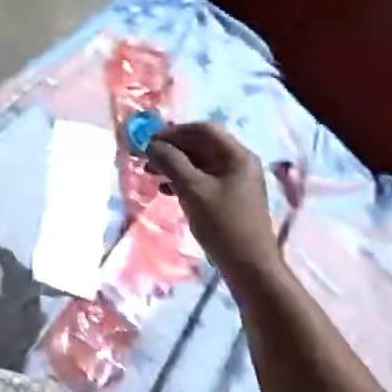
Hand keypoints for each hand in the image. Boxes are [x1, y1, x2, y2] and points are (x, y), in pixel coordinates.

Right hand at [145, 123, 279, 275]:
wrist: (247, 262)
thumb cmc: (222, 222)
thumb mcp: (193, 189)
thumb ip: (171, 162)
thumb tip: (152, 144)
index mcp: (236, 156)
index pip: (202, 130)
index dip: (173, 132)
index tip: (147, 143)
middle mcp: (237, 163)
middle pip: (200, 145)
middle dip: (171, 149)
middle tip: (145, 159)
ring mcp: (233, 180)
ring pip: (198, 162)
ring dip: (173, 164)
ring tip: (150, 174)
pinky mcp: (227, 196)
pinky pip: (200, 178)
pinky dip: (181, 179)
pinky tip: (165, 190)